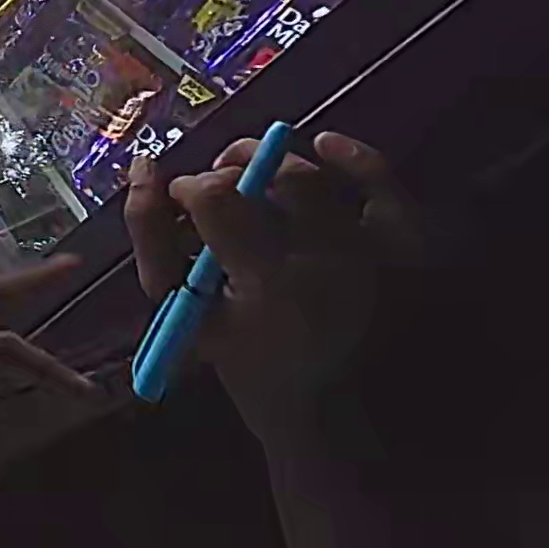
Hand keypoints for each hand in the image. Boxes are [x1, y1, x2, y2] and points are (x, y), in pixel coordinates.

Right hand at [124, 132, 418, 439]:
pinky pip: (388, 189)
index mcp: (270, 281)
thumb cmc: (239, 355)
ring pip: (310, 176)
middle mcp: (329, 259)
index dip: (188, 188)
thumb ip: (149, 230)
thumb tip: (144, 166)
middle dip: (223, 175)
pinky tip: (325, 145)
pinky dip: (359, 160)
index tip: (179, 203)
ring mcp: (374, 252)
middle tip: (210, 193)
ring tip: (246, 176)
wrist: (322, 403)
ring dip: (266, 164)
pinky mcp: (404, 250)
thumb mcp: (175, 300)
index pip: (217, 195)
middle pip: (266, 176)